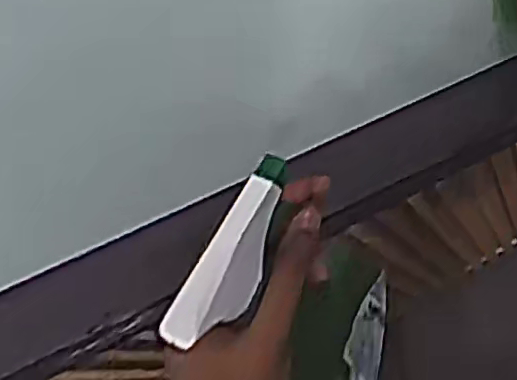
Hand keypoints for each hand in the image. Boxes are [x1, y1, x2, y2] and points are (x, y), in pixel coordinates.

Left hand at [167, 176, 330, 379]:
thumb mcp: (269, 333)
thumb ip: (288, 273)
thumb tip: (307, 218)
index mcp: (193, 308)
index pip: (233, 237)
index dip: (272, 204)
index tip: (308, 184)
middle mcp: (200, 308)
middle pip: (249, 247)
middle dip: (291, 226)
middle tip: (323, 201)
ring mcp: (218, 319)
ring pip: (261, 265)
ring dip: (297, 254)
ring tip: (321, 262)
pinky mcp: (237, 329)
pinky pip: (266, 285)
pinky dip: (292, 275)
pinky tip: (311, 278)